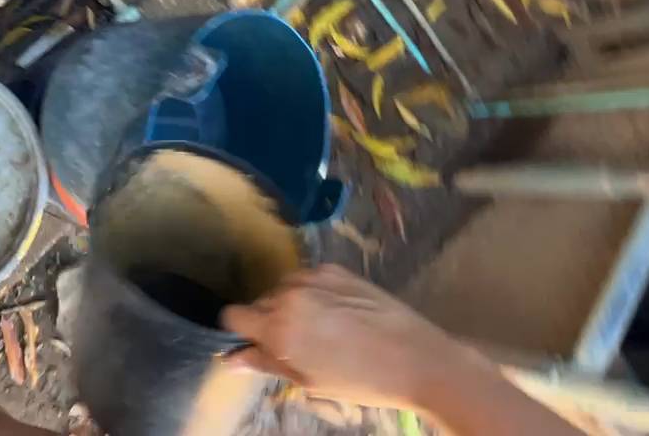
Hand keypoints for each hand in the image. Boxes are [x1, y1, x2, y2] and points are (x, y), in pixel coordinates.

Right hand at [220, 265, 489, 410]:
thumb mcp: (310, 381)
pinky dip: (314, 292)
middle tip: (298, 342)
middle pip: (260, 302)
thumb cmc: (361, 381)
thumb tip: (231, 359)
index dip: (240, 329)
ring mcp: (311, 276)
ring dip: (292, 305)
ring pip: (283, 288)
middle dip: (270, 320)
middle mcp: (288, 294)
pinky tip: (338, 313)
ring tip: (322, 327)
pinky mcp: (332, 267)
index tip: (255, 340)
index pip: (233, 314)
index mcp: (278, 327)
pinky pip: (308, 278)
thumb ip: (266, 363)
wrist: (417, 359)